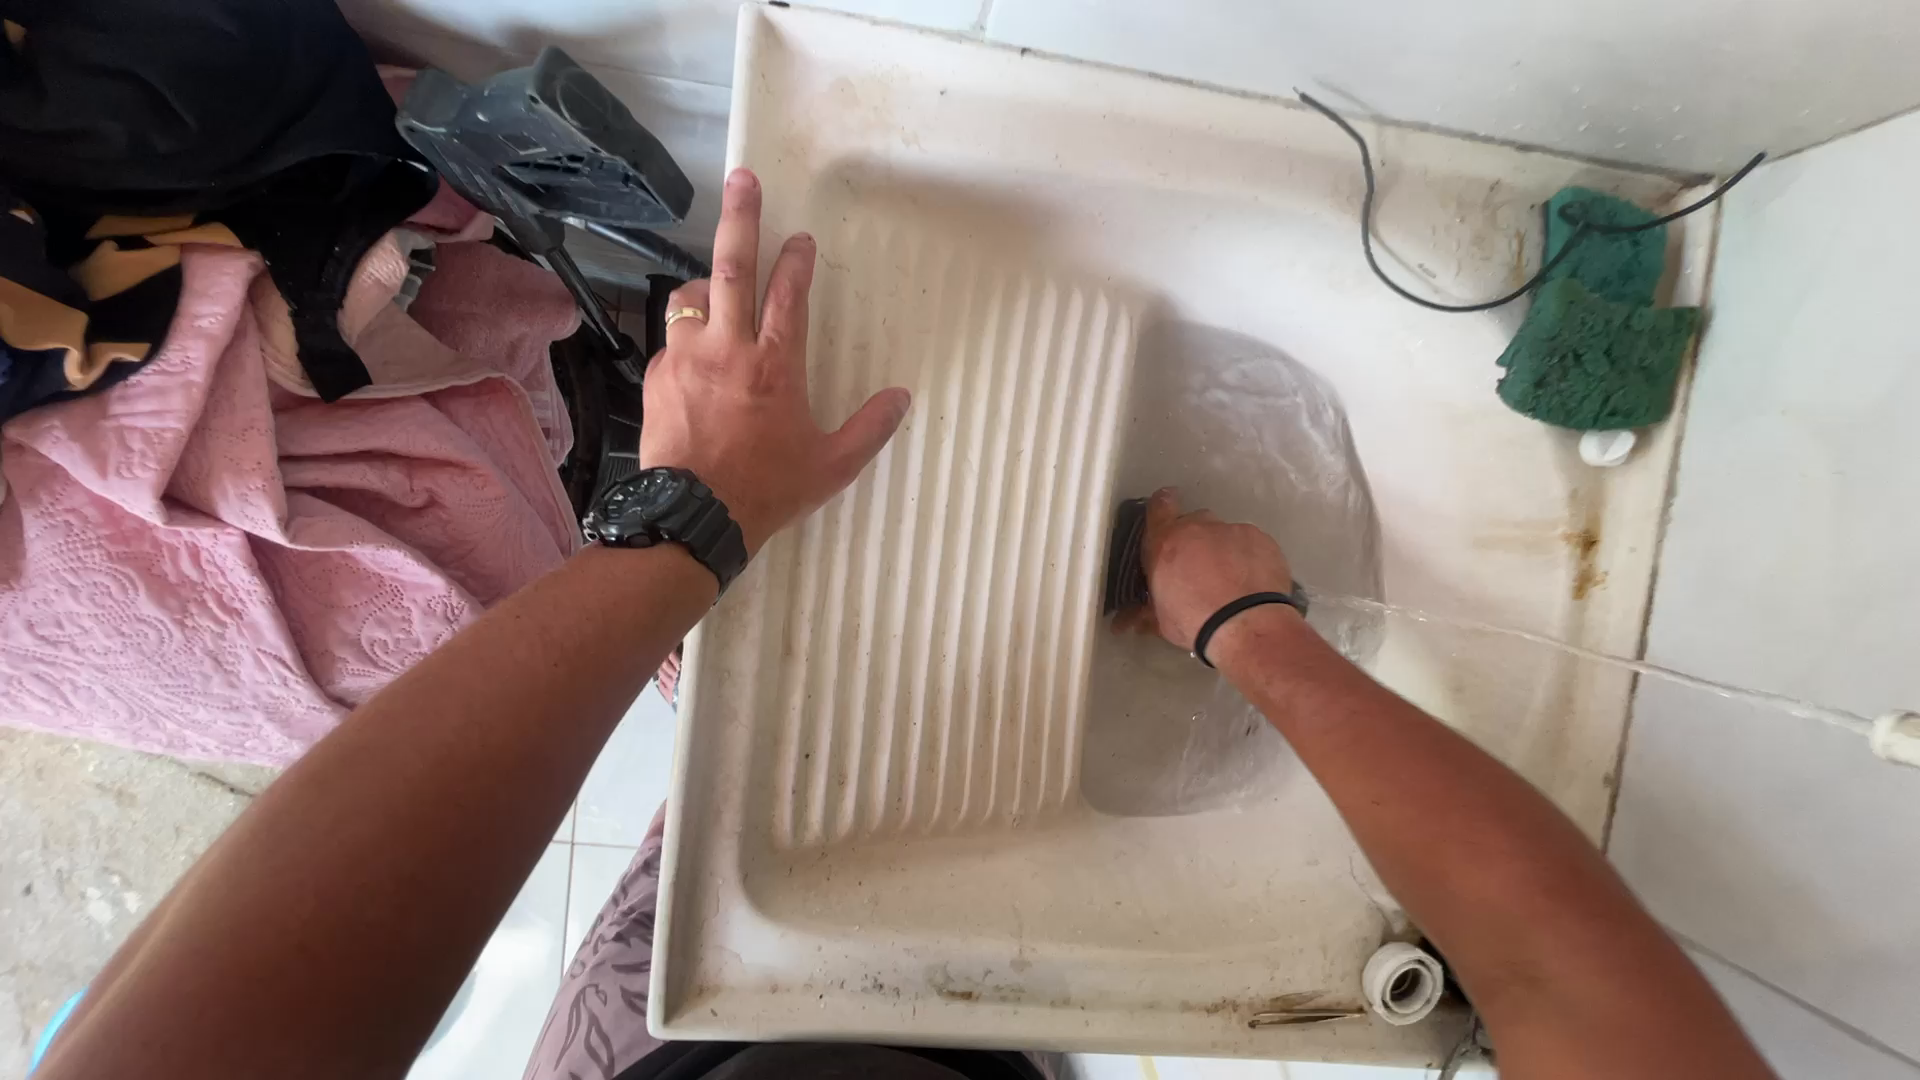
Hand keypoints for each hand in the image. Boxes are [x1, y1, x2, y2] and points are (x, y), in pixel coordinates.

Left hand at [638, 168, 910, 553]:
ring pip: (692, 296)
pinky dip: (688, 332)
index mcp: (775, 366)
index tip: (801, 238)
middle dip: (741, 218)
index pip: (789, 295)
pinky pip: (672, 338)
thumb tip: (901, 398)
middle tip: (744, 179)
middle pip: (733, 267)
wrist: (695, 516)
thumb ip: (870, 429)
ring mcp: (687, 359)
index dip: (797, 261)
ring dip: (708, 282)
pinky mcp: (658, 377)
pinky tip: (697, 350)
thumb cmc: (769, 489)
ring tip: (718, 286)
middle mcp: (729, 349)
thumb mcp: (833, 466)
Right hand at [1116, 487, 1295, 651]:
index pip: (1158, 506)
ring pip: (1223, 534)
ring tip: (1228, 581)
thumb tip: (1126, 621)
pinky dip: (1249, 557)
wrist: (1244, 624)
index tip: (1165, 514)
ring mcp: (1230, 531)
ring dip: (1222, 550)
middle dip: (1194, 540)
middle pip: (1193, 522)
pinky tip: (1250, 582)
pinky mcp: (1260, 539)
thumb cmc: (1196, 620)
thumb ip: (1145, 611)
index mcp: (1164, 542)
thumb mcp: (1160, 620)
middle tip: (1197, 568)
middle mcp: (1196, 528)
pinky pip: (1251, 543)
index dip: (1162, 508)